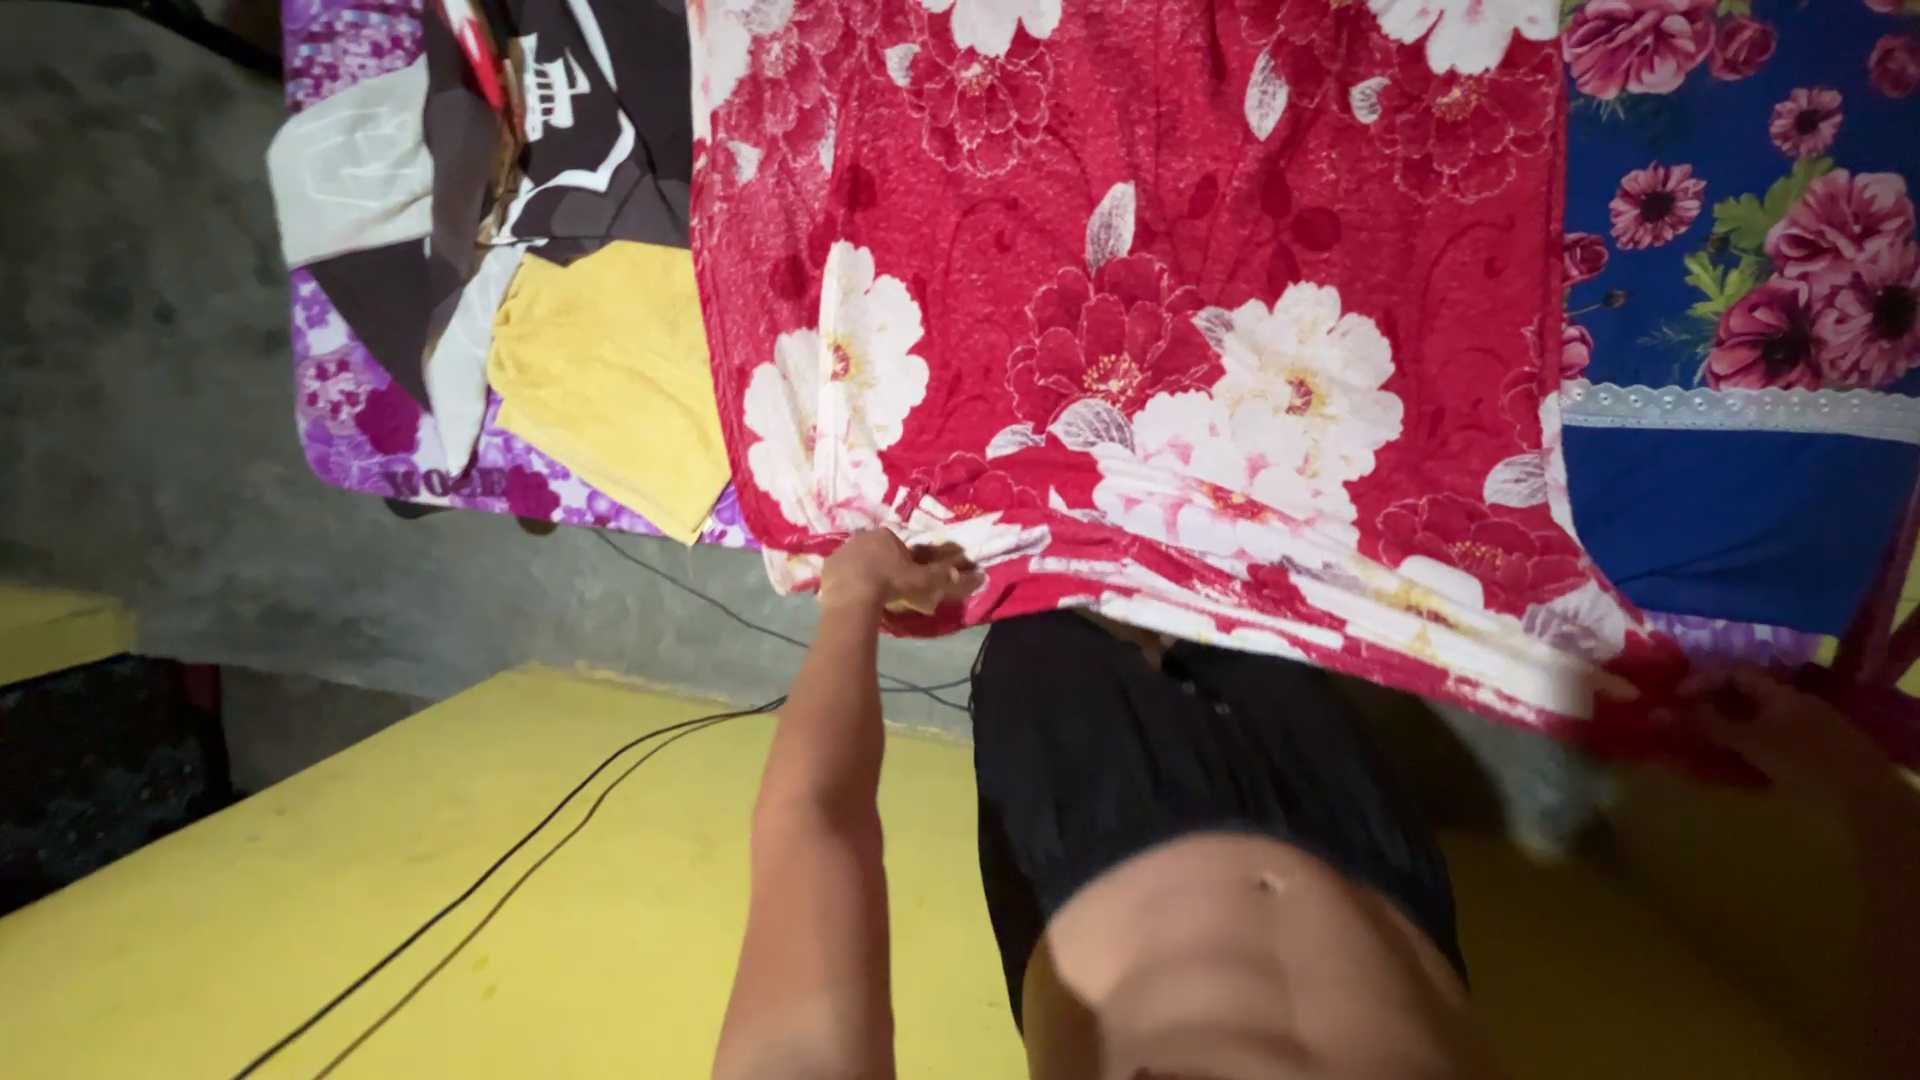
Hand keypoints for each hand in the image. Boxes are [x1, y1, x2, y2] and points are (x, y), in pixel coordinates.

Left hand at [817, 530, 982, 614]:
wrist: (855, 597)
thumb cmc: (890, 584)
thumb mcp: (920, 580)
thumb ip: (940, 574)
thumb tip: (962, 570)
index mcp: (885, 535)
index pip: (895, 542)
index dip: (899, 558)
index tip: (901, 574)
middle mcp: (862, 536)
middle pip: (874, 547)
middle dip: (879, 560)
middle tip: (884, 582)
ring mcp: (842, 549)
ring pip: (855, 557)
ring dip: (861, 568)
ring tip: (867, 589)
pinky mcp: (827, 565)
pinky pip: (839, 570)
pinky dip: (844, 578)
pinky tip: (851, 593)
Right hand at [1679, 668, 1903, 811]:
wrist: (1869, 800)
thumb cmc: (1805, 761)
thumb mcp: (1749, 741)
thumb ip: (1705, 725)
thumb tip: (1657, 712)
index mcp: (1782, 694)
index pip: (1733, 672)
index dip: (1701, 679)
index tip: (1676, 696)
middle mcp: (1794, 704)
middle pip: (1742, 696)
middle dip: (1709, 706)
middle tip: (1684, 720)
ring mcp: (1807, 728)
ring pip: (1753, 719)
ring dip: (1724, 727)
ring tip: (1702, 744)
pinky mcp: (1812, 750)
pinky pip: (1767, 737)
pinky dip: (1744, 744)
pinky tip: (1733, 762)